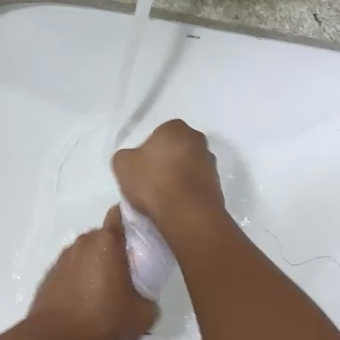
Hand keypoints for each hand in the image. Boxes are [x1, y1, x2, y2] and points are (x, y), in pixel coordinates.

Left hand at [24, 207, 158, 339]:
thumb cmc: (101, 320)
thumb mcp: (142, 315)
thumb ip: (151, 299)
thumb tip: (148, 299)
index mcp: (107, 241)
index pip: (121, 213)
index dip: (132, 220)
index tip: (141, 237)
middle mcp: (84, 242)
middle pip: (105, 235)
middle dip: (116, 248)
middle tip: (127, 272)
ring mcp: (63, 258)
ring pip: (87, 252)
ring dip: (96, 264)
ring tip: (104, 291)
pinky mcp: (50, 275)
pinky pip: (72, 269)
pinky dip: (80, 278)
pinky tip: (84, 302)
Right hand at [113, 120, 226, 236]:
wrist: (187, 212)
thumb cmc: (153, 182)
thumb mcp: (122, 164)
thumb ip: (126, 156)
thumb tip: (133, 159)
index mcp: (175, 127)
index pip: (157, 136)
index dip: (147, 154)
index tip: (141, 171)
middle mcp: (197, 138)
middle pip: (175, 149)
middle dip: (165, 162)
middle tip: (151, 183)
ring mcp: (210, 160)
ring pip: (188, 166)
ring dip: (178, 177)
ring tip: (164, 197)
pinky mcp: (217, 181)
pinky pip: (196, 183)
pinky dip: (188, 191)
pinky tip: (177, 204)